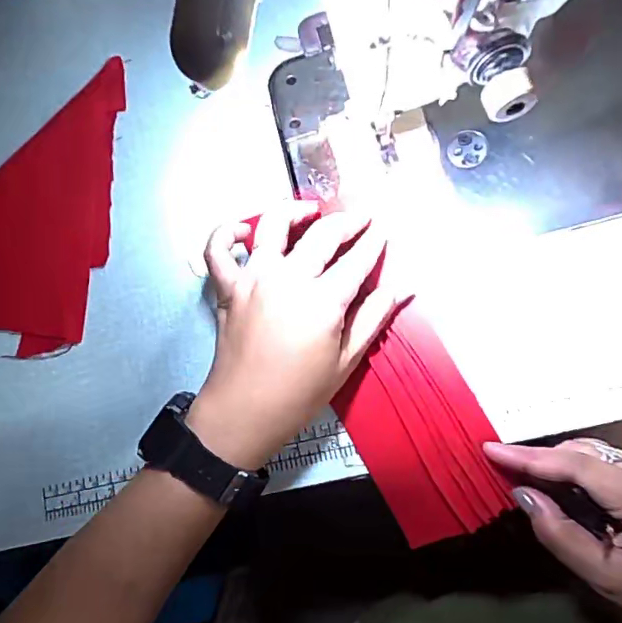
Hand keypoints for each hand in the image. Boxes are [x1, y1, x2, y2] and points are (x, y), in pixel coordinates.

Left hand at [188, 202, 407, 468]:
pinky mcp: (228, 287)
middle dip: (346, 221)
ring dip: (293, 211)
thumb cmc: (300, 392)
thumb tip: (402, 288)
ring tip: (309, 211)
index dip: (373, 243)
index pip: (356, 260)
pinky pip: (219, 249)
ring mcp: (253, 278)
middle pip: (321, 234)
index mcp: (323, 300)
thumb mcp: (346, 360)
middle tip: (360, 217)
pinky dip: (228, 232)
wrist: (244, 411)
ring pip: (271, 226)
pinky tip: (245, 230)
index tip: (383, 230)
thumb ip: (373, 317)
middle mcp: (288, 279)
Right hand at [483, 439, 621, 622]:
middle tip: (505, 470)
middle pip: (588, 451)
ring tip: (530, 480)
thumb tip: (524, 496)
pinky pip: (617, 467)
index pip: (576, 463)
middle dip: (544, 458)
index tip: (490, 448)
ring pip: (602, 456)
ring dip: (565, 465)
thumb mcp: (609, 579)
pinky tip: (570, 491)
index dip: (529, 455)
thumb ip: (561, 534)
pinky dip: (587, 474)